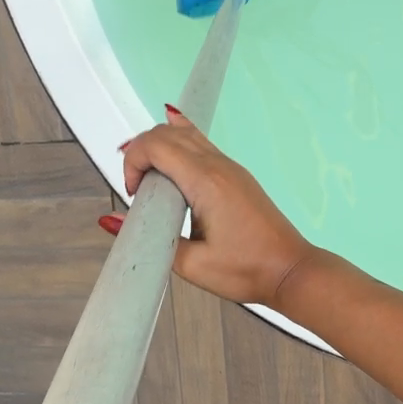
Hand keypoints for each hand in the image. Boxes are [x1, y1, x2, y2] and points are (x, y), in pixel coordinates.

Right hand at [115, 107, 315, 306]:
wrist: (291, 272)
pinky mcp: (238, 177)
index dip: (133, 161)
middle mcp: (220, 167)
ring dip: (161, 147)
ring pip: (187, 134)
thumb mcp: (192, 265)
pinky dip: (180, 147)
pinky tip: (171, 156)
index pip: (156, 145)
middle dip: (141, 151)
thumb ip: (150, 241)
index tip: (133, 194)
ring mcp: (231, 169)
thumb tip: (111, 223)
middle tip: (137, 188)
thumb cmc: (249, 271)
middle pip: (168, 132)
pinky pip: (203, 147)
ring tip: (150, 180)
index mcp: (206, 183)